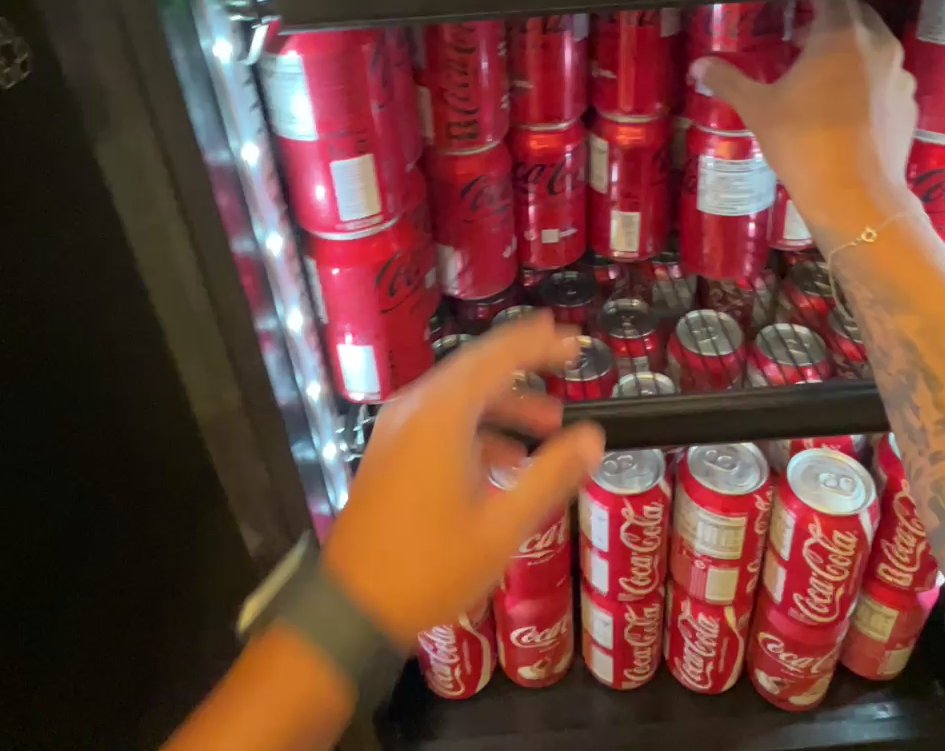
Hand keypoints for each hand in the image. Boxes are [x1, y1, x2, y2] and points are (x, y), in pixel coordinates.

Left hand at [321, 316, 604, 646]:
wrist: (352, 607)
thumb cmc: (431, 566)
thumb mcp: (502, 527)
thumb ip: (550, 476)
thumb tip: (592, 438)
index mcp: (441, 415)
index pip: (498, 357)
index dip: (539, 343)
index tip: (573, 338)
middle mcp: (416, 408)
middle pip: (478, 367)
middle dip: (525, 363)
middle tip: (566, 357)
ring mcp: (398, 428)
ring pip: (460, 395)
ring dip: (505, 402)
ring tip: (550, 423)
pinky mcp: (392, 449)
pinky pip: (442, 419)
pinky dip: (478, 427)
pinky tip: (507, 461)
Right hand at [692, 0, 919, 237]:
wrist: (854, 195)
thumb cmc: (802, 142)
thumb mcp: (757, 109)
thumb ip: (728, 80)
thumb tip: (698, 65)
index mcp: (842, 34)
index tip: (788, 6)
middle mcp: (879, 45)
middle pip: (856, 17)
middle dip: (829, 23)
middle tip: (798, 39)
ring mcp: (900, 76)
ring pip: (874, 49)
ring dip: (849, 53)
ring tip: (819, 75)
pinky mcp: (908, 105)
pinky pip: (885, 81)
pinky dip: (866, 84)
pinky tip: (843, 109)